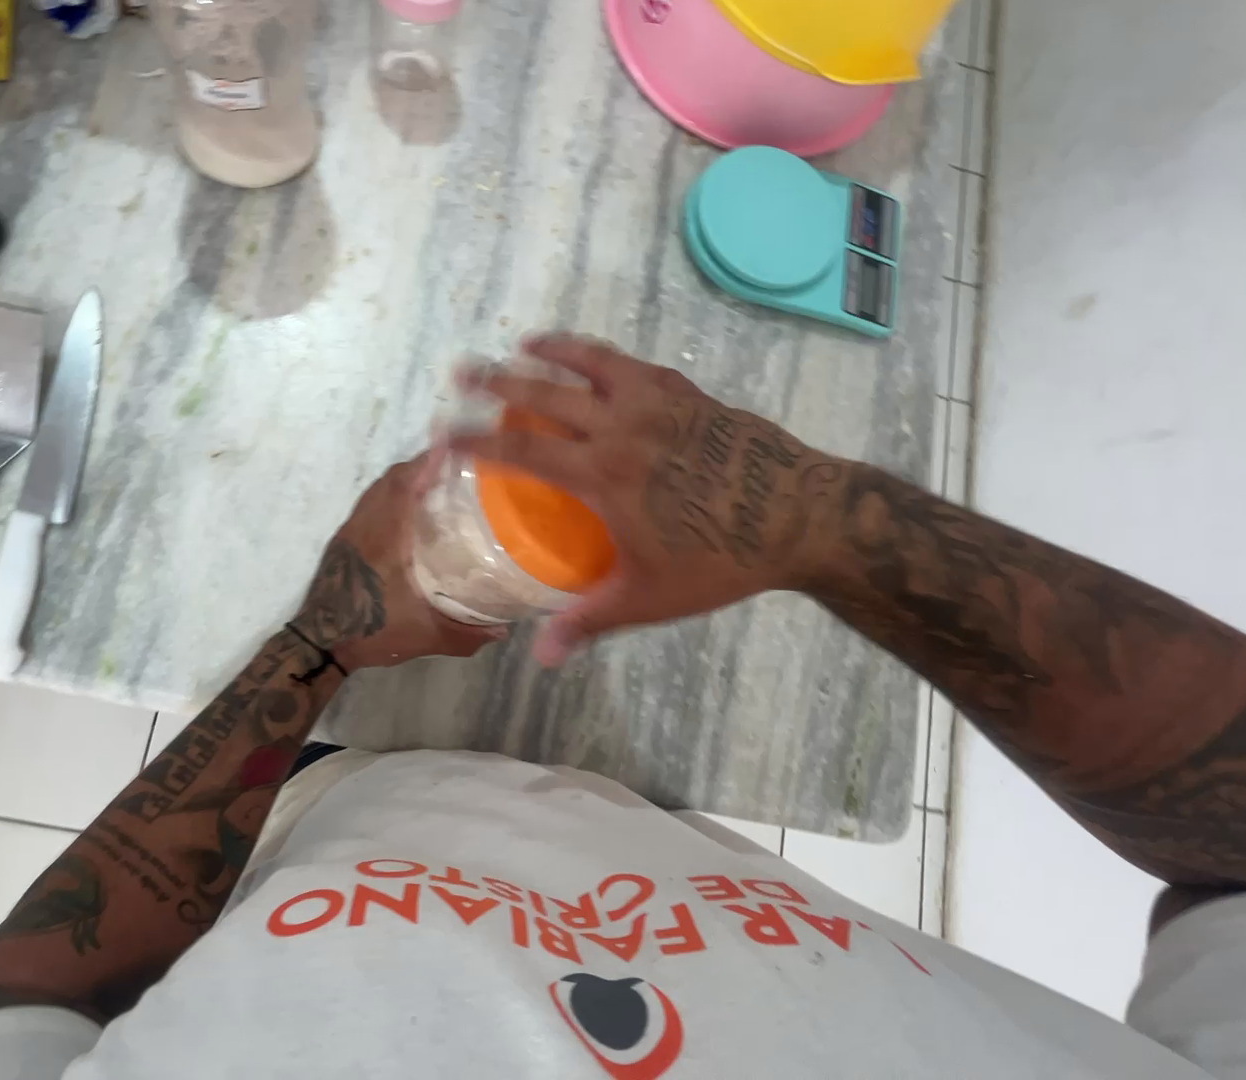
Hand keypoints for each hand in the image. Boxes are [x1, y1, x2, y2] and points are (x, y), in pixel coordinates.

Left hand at [292, 454, 504, 671]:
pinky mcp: (342, 543)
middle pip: (391, 479)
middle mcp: (366, 525)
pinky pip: (367, 506)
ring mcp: (350, 532)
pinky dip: (388, 498)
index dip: (428, 462)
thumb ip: (466, 634)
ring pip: (376, 491)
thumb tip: (503, 628)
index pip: (404, 483)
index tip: (455, 452)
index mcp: (387, 537)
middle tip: (452, 471)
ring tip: (432, 488)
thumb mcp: (425, 636)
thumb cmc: (372, 631)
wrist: (320, 643)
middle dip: (420, 467)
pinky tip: (406, 517)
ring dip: (402, 482)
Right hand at [450, 334, 849, 664]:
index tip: (444, 432)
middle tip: (463, 370)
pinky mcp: (690, 394)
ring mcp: (658, 403)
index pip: (522, 449)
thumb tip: (541, 657)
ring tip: (527, 342)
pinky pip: (637, 365)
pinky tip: (603, 362)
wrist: (802, 517)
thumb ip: (589, 621)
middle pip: (546, 392)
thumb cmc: (719, 558)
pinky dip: (608, 358)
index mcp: (603, 474)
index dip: (477, 439)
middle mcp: (622, 426)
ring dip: (554, 350)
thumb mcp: (648, 597)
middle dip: (497, 379)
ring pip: (594, 362)